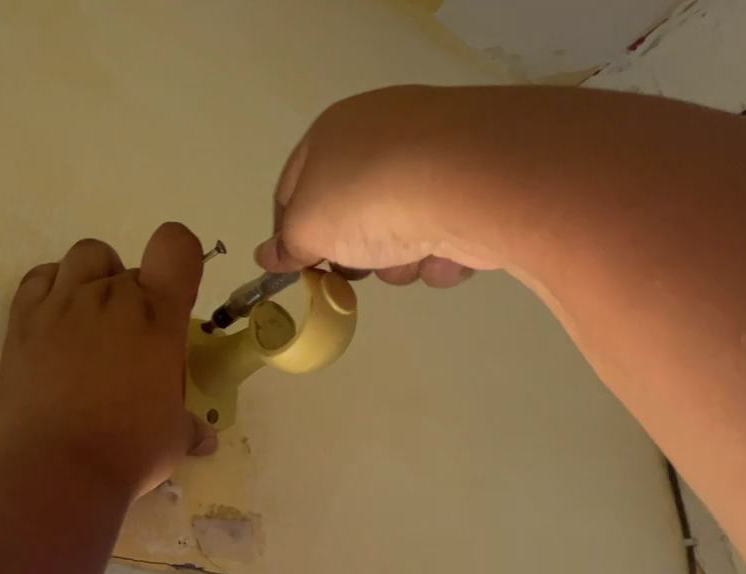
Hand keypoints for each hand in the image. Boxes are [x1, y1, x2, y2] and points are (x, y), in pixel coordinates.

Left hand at [0, 223, 218, 498]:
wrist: (55, 469)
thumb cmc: (126, 453)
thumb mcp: (171, 441)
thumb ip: (189, 428)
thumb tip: (206, 439)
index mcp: (157, 316)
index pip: (175, 247)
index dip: (176, 262)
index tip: (171, 299)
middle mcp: (110, 296)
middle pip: (127, 268)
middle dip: (132, 299)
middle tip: (126, 346)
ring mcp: (61, 304)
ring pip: (83, 257)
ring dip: (92, 279)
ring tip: (89, 324)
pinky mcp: (22, 321)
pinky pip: (38, 277)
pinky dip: (50, 288)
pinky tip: (54, 323)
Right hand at [254, 87, 487, 288]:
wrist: (469, 180)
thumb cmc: (366, 198)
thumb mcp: (306, 229)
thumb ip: (286, 246)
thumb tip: (268, 255)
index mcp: (332, 132)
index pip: (292, 189)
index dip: (288, 233)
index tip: (296, 269)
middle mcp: (382, 131)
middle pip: (348, 211)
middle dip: (351, 250)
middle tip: (354, 269)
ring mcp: (434, 151)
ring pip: (397, 225)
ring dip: (397, 258)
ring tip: (408, 260)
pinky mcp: (477, 177)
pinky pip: (443, 226)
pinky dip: (440, 249)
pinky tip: (445, 252)